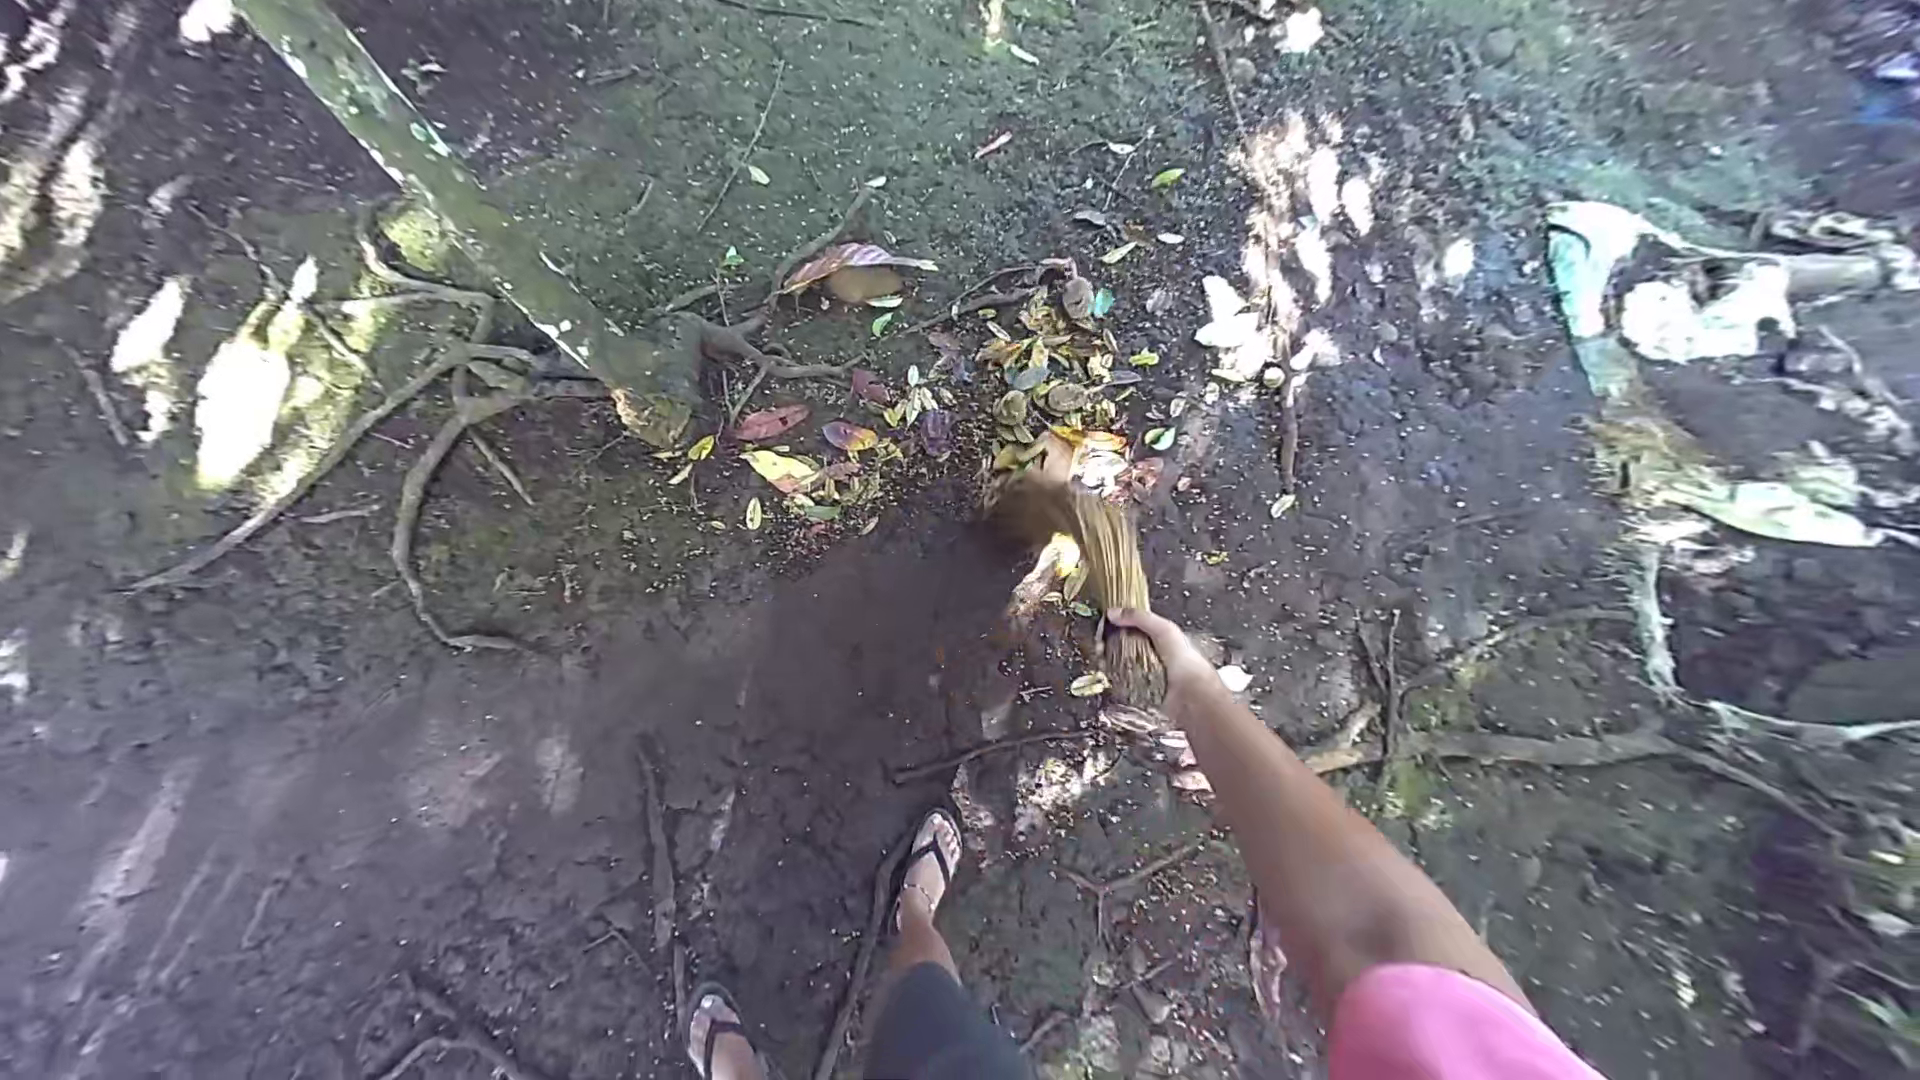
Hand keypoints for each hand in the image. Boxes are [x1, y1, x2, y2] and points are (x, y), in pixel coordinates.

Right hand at [1105, 607, 1215, 695]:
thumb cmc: (1183, 659)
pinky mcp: (1138, 688)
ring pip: (1117, 662)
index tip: (1102, 625)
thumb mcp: (1164, 629)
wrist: (1192, 695)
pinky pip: (1119, 680)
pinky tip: (1105, 672)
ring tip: (1100, 660)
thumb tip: (1112, 612)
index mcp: (1157, 636)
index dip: (1115, 624)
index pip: (1130, 625)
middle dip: (1107, 644)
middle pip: (1120, 643)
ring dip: (1106, 660)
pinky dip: (1111, 676)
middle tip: (1098, 647)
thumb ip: (1140, 617)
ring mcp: (1143, 671)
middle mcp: (1149, 652)